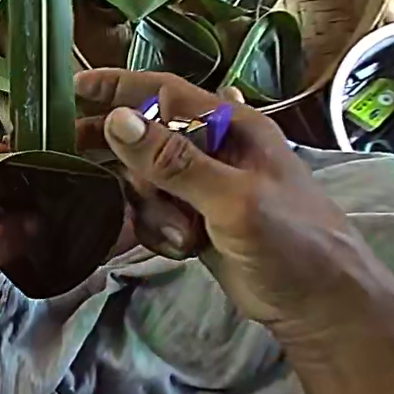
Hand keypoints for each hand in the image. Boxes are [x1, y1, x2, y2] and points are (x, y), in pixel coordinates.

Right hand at [76, 68, 393, 349]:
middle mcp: (211, 149)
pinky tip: (180, 247)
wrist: (318, 306)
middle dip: (120, 156)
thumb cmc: (291, 243)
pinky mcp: (193, 216)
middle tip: (75, 156)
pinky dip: (157, 230)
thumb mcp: (231, 199)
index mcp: (229, 127)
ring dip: (149, 208)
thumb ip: (173, 160)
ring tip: (177, 234)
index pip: (162, 92)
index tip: (74, 87)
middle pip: (144, 137)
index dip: (118, 86)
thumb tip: (116, 120)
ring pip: (143, 180)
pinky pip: (151, 211)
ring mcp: (201, 185)